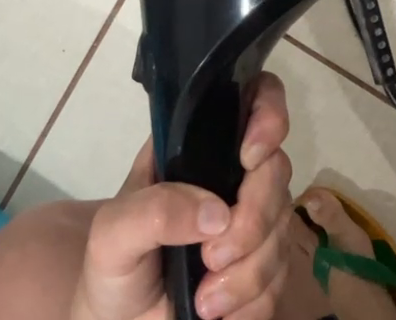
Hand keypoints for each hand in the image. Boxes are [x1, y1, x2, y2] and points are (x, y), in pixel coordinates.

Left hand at [71, 74, 295, 319]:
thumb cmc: (112, 267)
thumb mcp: (113, 233)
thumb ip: (153, 212)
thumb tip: (216, 215)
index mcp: (198, 145)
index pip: (254, 96)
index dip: (268, 113)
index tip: (250, 156)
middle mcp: (233, 172)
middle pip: (276, 168)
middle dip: (252, 220)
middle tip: (212, 259)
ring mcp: (254, 216)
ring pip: (282, 227)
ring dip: (248, 273)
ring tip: (204, 302)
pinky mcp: (266, 264)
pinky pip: (283, 276)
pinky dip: (253, 302)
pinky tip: (220, 313)